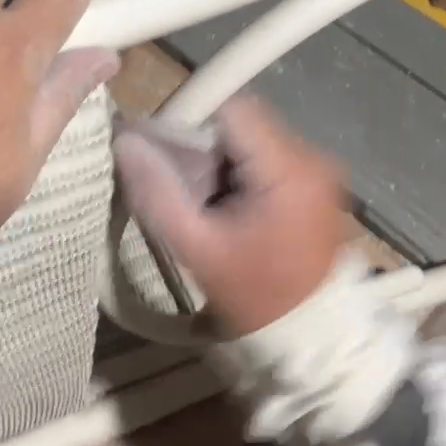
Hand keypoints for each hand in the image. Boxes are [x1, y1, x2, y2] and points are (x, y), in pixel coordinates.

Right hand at [114, 97, 345, 333]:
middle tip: (186, 185)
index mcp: (288, 168)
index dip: (192, 124)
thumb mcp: (195, 247)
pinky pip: (268, 153)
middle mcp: (313, 156)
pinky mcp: (318, 179)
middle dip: (207, 145)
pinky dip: (243, 169)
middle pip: (242, 121)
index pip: (230, 109)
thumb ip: (157, 191)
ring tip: (209, 199)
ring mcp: (320, 167)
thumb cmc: (252, 294)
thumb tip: (124, 140)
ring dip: (224, 157)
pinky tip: (232, 205)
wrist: (310, 336)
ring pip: (253, 135)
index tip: (171, 157)